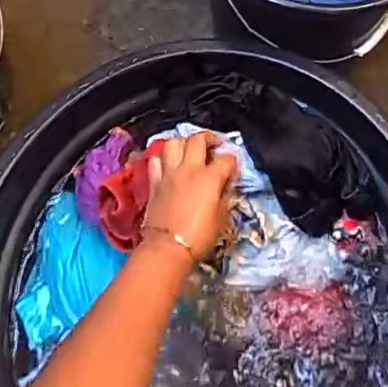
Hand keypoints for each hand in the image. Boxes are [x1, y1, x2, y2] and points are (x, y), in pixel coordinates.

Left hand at [143, 131, 237, 259]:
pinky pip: (155, 160)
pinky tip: (168, 164)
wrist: (167, 248)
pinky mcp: (154, 182)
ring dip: (183, 142)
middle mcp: (189, 169)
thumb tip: (226, 183)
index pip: (226, 159)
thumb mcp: (221, 218)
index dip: (232, 160)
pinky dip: (162, 158)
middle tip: (214, 145)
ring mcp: (169, 173)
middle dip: (209, 138)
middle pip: (198, 140)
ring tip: (189, 149)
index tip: (233, 166)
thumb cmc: (199, 237)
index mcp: (209, 178)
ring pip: (173, 142)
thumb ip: (224, 196)